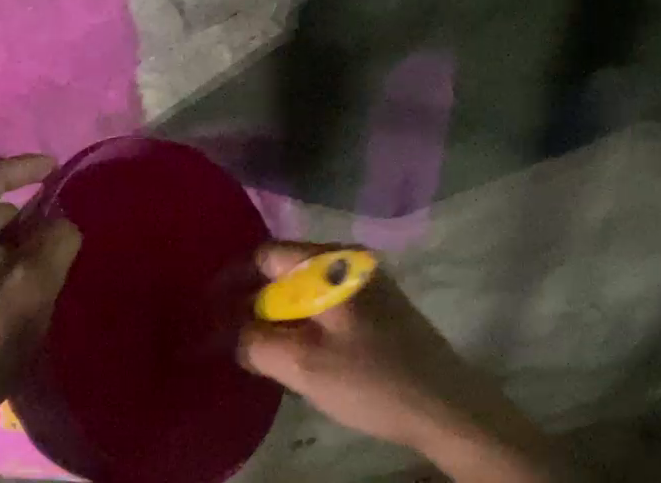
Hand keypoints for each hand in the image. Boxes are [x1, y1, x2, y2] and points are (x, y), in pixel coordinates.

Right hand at [240, 241, 551, 481]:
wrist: (449, 407)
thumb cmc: (372, 379)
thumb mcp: (304, 366)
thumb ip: (256, 343)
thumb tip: (230, 333)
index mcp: (330, 261)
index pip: (266, 254)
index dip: (233, 280)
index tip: (211, 309)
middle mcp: (349, 259)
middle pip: (286, 269)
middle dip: (255, 299)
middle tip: (232, 333)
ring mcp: (368, 281)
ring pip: (307, 288)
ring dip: (280, 313)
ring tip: (260, 345)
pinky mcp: (380, 306)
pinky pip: (328, 302)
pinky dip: (305, 320)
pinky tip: (300, 350)